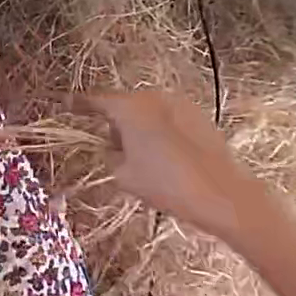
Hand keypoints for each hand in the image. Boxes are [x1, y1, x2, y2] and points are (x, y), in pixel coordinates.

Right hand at [79, 90, 277, 243]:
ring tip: (144, 157)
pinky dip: (159, 130)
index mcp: (128, 107)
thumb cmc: (169, 185)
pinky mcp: (199, 117)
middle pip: (121, 105)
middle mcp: (151, 97)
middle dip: (114, 122)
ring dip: (138, 126)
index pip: (93, 100)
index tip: (65, 104)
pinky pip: (167, 118)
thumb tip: (112, 148)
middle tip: (113, 148)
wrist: (230, 199)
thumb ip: (109, 155)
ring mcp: (178, 104)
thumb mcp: (124, 175)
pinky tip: (167, 156)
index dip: (77, 104)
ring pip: (145, 110)